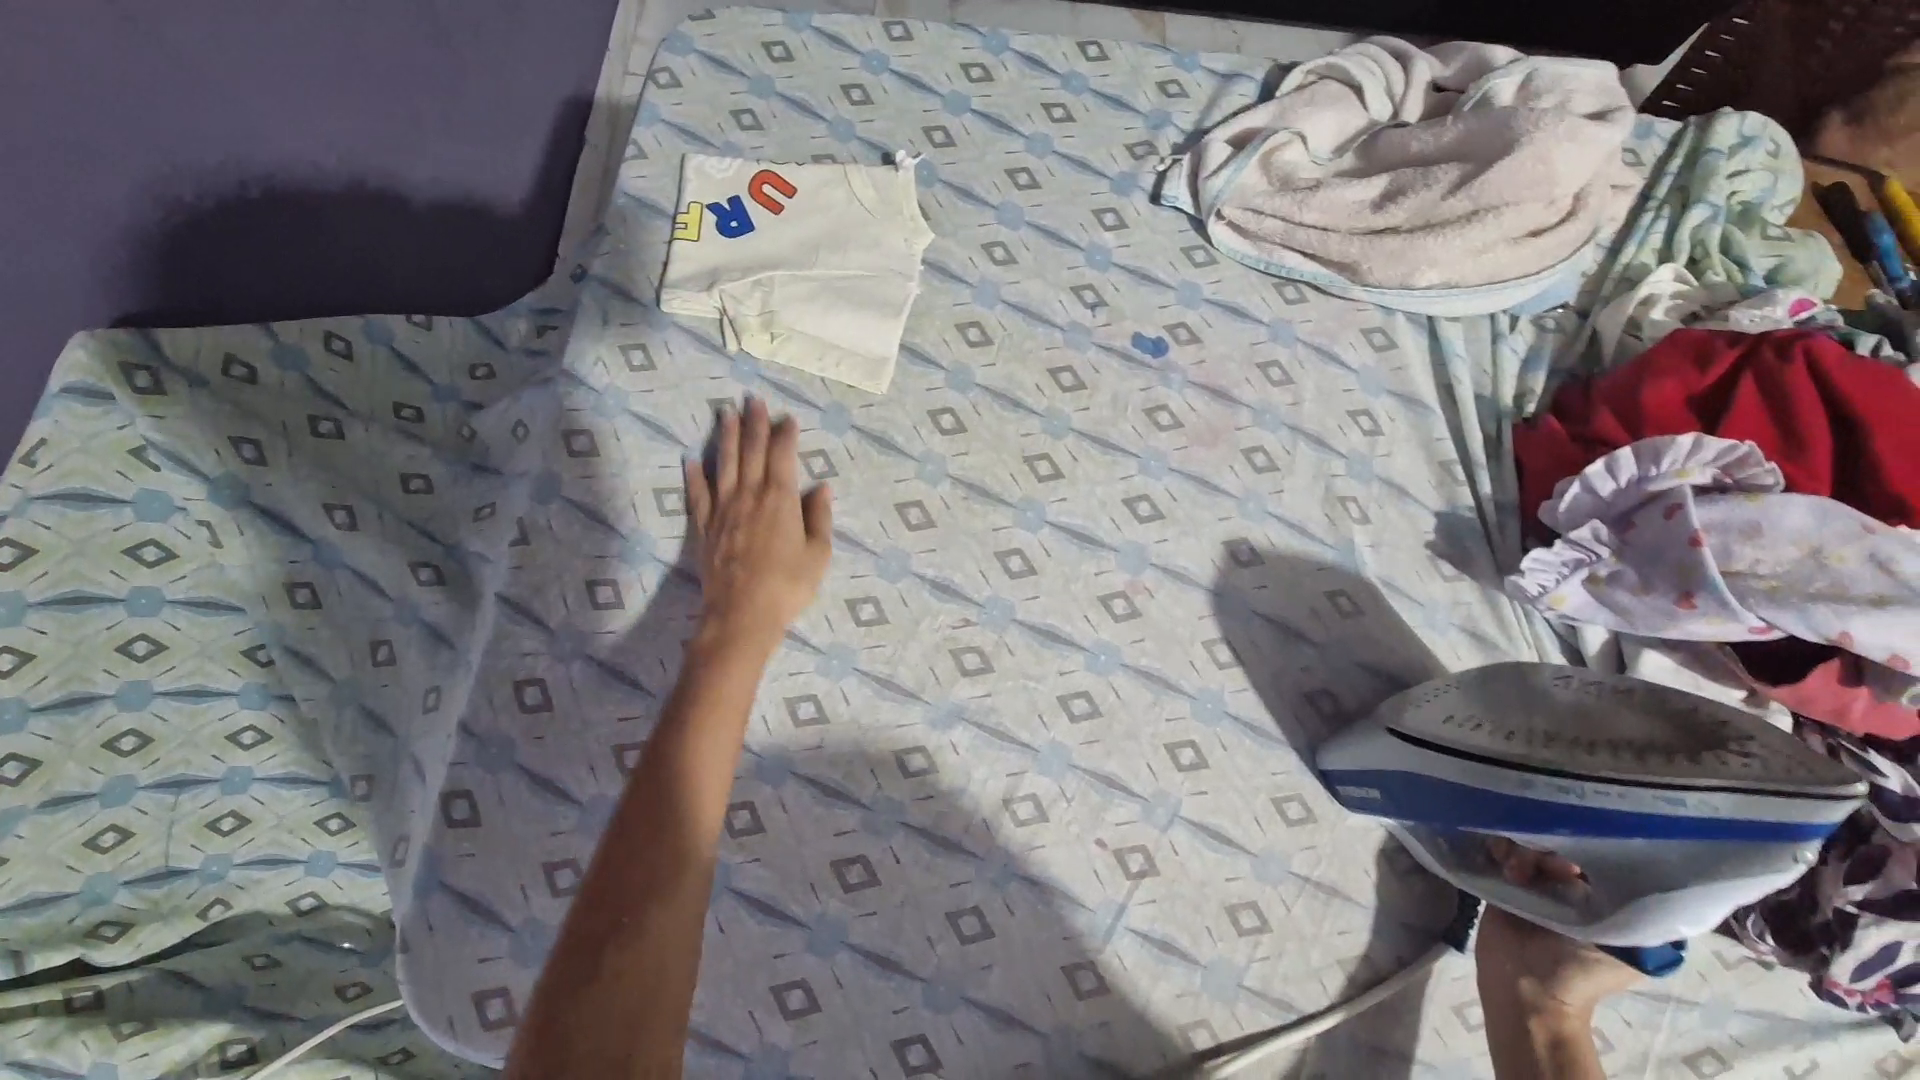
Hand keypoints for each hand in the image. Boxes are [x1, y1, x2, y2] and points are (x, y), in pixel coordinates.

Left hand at [683, 397, 832, 652]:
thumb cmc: (788, 586)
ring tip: (725, 413)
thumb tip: (822, 488)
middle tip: (753, 400)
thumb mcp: (818, 554)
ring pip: (723, 464)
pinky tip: (690, 460)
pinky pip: (698, 495)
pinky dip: (694, 476)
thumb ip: (819, 518)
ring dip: (725, 437)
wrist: (742, 614)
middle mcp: (750, 495)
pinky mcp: (705, 527)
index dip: (785, 435)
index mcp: (781, 499)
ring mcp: (723, 509)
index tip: (787, 418)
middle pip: (751, 451)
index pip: (783, 456)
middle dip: (754, 424)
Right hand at [1475, 839, 1642, 1022]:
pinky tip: (1500, 862)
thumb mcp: (1628, 948)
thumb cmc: (1580, 973)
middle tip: (1547, 868)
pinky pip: (1498, 852)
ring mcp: (1532, 882)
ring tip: (1516, 871)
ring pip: (1527, 844)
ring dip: (1521, 850)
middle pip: (1558, 846)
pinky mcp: (1500, 881)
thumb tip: (1641, 875)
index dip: (1588, 847)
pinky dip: (1499, 849)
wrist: (1526, 989)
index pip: (1598, 856)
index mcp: (1603, 898)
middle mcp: (1568, 886)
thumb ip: (1637, 915)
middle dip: (1550, 849)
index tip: (1577, 857)